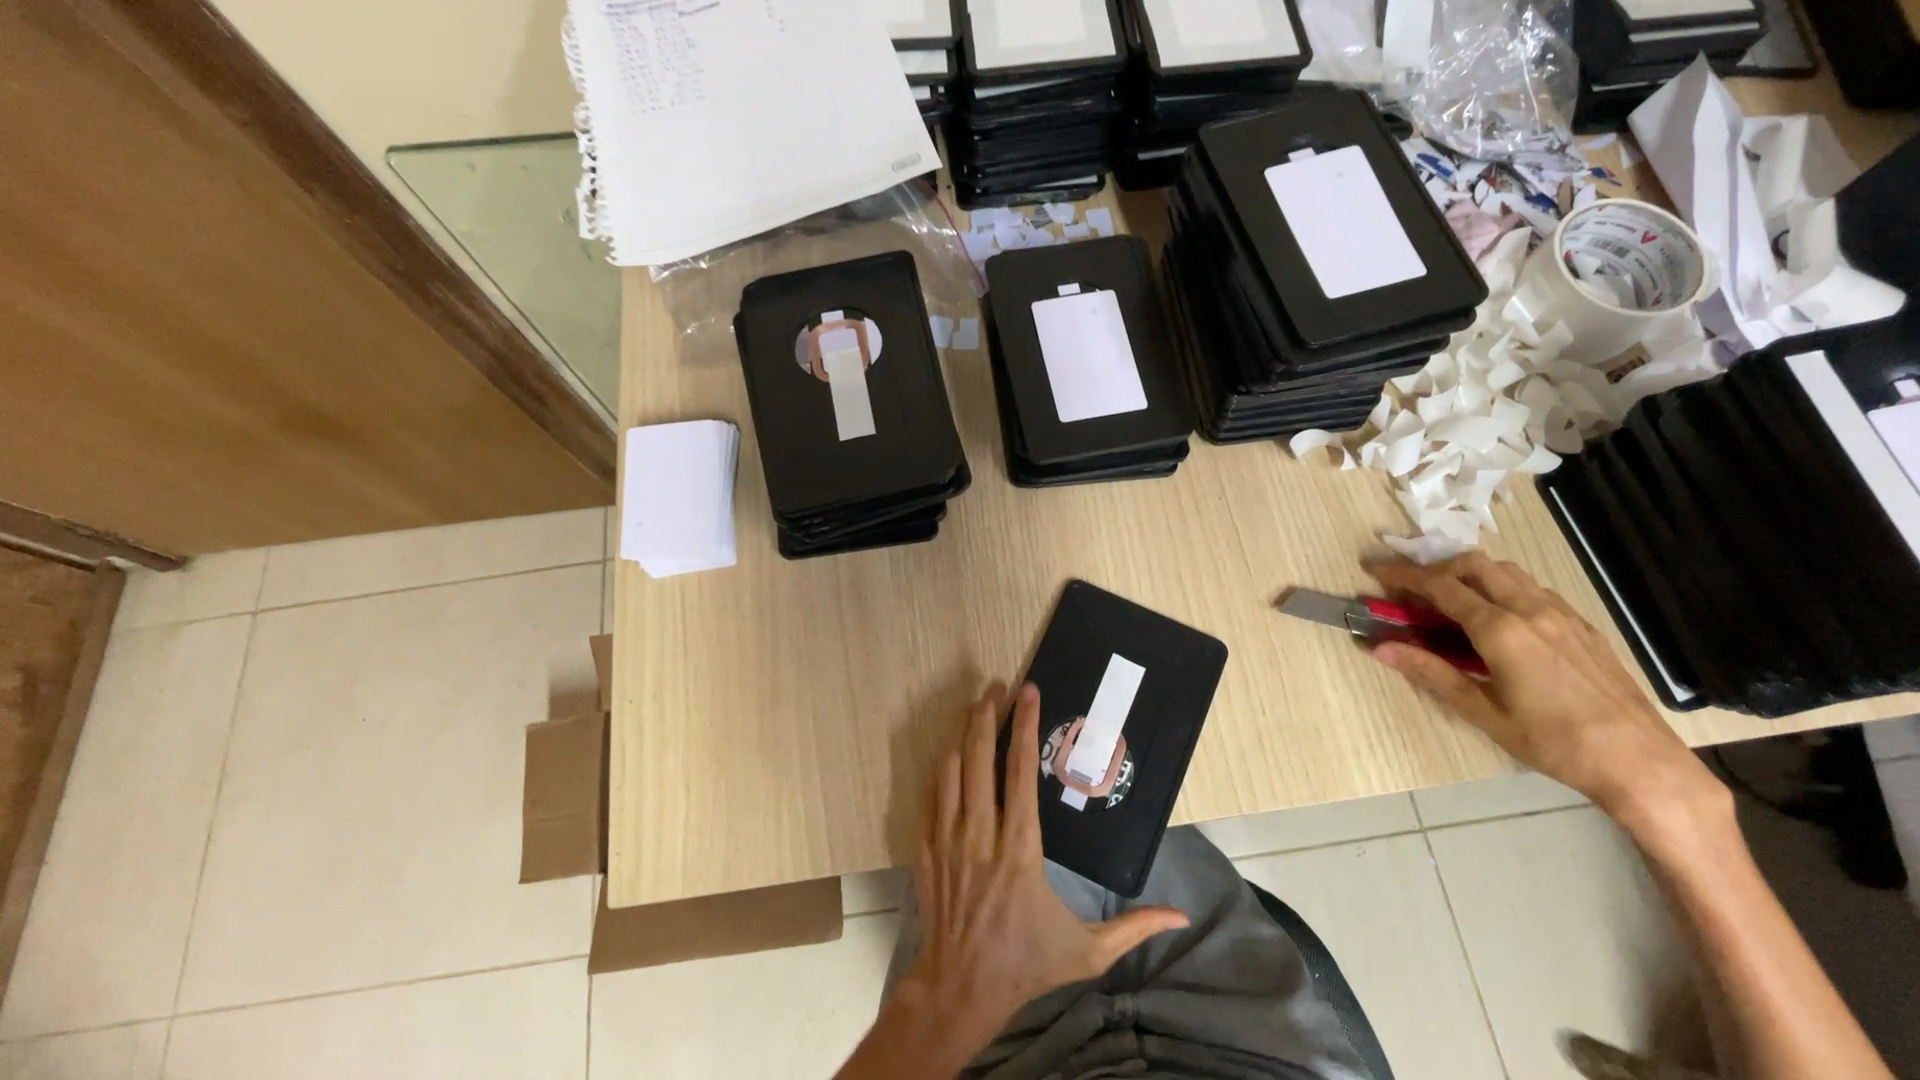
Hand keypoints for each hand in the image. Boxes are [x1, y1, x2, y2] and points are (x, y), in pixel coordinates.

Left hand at [900, 682, 1188, 1035]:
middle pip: (978, 756)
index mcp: (1020, 849)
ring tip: (975, 707)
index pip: (1018, 772)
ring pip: (949, 769)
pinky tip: (951, 751)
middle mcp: (979, 834)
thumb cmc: (1027, 963)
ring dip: (962, 732)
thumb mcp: (1089, 952)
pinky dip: (940, 766)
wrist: (959, 988)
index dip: (1024, 726)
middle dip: (986, 714)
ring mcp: (947, 839)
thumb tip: (1182, 916)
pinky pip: (929, 794)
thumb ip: (1135, 928)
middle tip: (995, 686)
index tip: (1028, 693)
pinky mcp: (925, 848)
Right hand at [1367, 554, 1724, 829]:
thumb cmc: (1552, 742)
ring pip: (1507, 573)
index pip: (1443, 588)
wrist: (1637, 759)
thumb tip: (1381, 648)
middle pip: (1476, 566)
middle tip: (1412, 588)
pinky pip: (1533, 589)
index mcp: (1501, 631)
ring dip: (1471, 575)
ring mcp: (1561, 614)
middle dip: (1437, 568)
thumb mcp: (1483, 713)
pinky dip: (1502, 588)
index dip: (1406, 576)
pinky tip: (1497, 618)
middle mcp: (1530, 610)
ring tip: (1450, 600)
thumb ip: (1431, 673)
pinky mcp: (1581, 625)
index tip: (1378, 571)